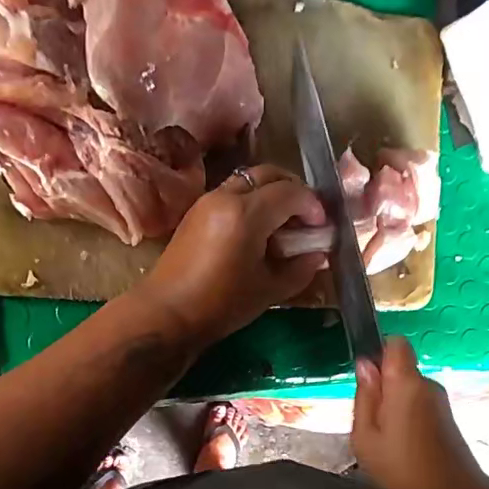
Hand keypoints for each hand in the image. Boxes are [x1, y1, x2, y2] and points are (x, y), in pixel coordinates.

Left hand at [134, 166, 327, 343]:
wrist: (166, 314)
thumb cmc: (221, 305)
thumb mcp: (269, 291)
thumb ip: (300, 269)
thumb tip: (317, 255)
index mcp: (247, 213)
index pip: (292, 192)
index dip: (313, 206)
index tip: (322, 227)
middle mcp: (226, 196)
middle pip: (269, 174)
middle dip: (293, 191)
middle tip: (305, 219)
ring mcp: (207, 201)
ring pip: (248, 181)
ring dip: (270, 194)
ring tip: (282, 225)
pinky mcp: (195, 212)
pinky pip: (231, 193)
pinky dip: (251, 201)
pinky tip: (257, 231)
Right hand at [352, 336, 488, 488]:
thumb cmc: (402, 470)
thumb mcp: (366, 437)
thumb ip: (365, 397)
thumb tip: (365, 364)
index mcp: (407, 383)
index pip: (395, 343)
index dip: (378, 353)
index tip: (366, 380)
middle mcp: (429, 385)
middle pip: (400, 370)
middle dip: (383, 387)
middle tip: (369, 422)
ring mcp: (441, 403)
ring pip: (409, 391)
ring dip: (394, 407)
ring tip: (384, 441)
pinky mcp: (448, 420)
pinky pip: (419, 407)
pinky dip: (407, 420)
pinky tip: (401, 448)